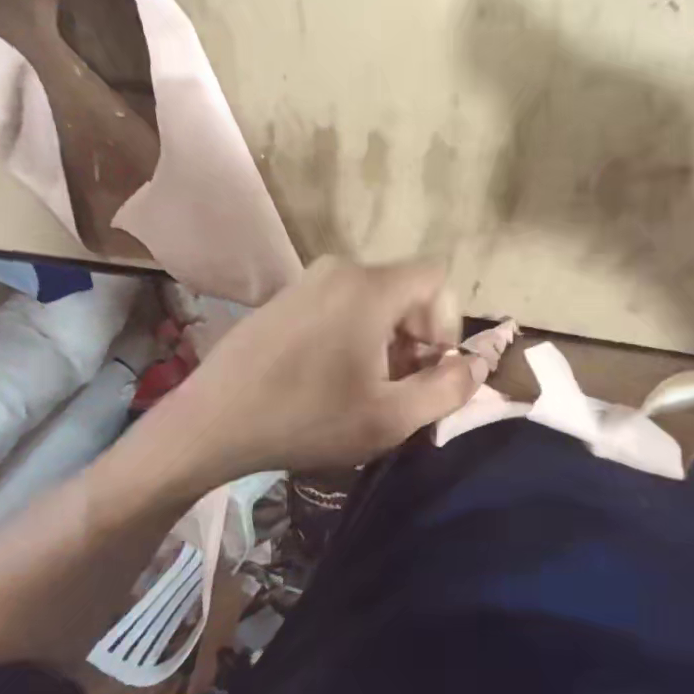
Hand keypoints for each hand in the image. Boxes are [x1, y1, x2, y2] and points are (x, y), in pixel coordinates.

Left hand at [136, 257, 488, 482]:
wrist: (212, 424)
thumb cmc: (309, 419)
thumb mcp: (392, 416)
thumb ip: (448, 388)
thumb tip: (481, 364)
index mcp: (370, 287)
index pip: (437, 279)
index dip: (448, 325)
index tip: (428, 370)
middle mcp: (339, 269)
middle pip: (406, 291)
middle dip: (417, 339)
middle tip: (399, 388)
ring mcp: (306, 281)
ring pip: (373, 301)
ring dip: (386, 342)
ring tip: (364, 389)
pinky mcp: (283, 300)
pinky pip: (340, 306)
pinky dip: (353, 337)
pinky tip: (330, 379)